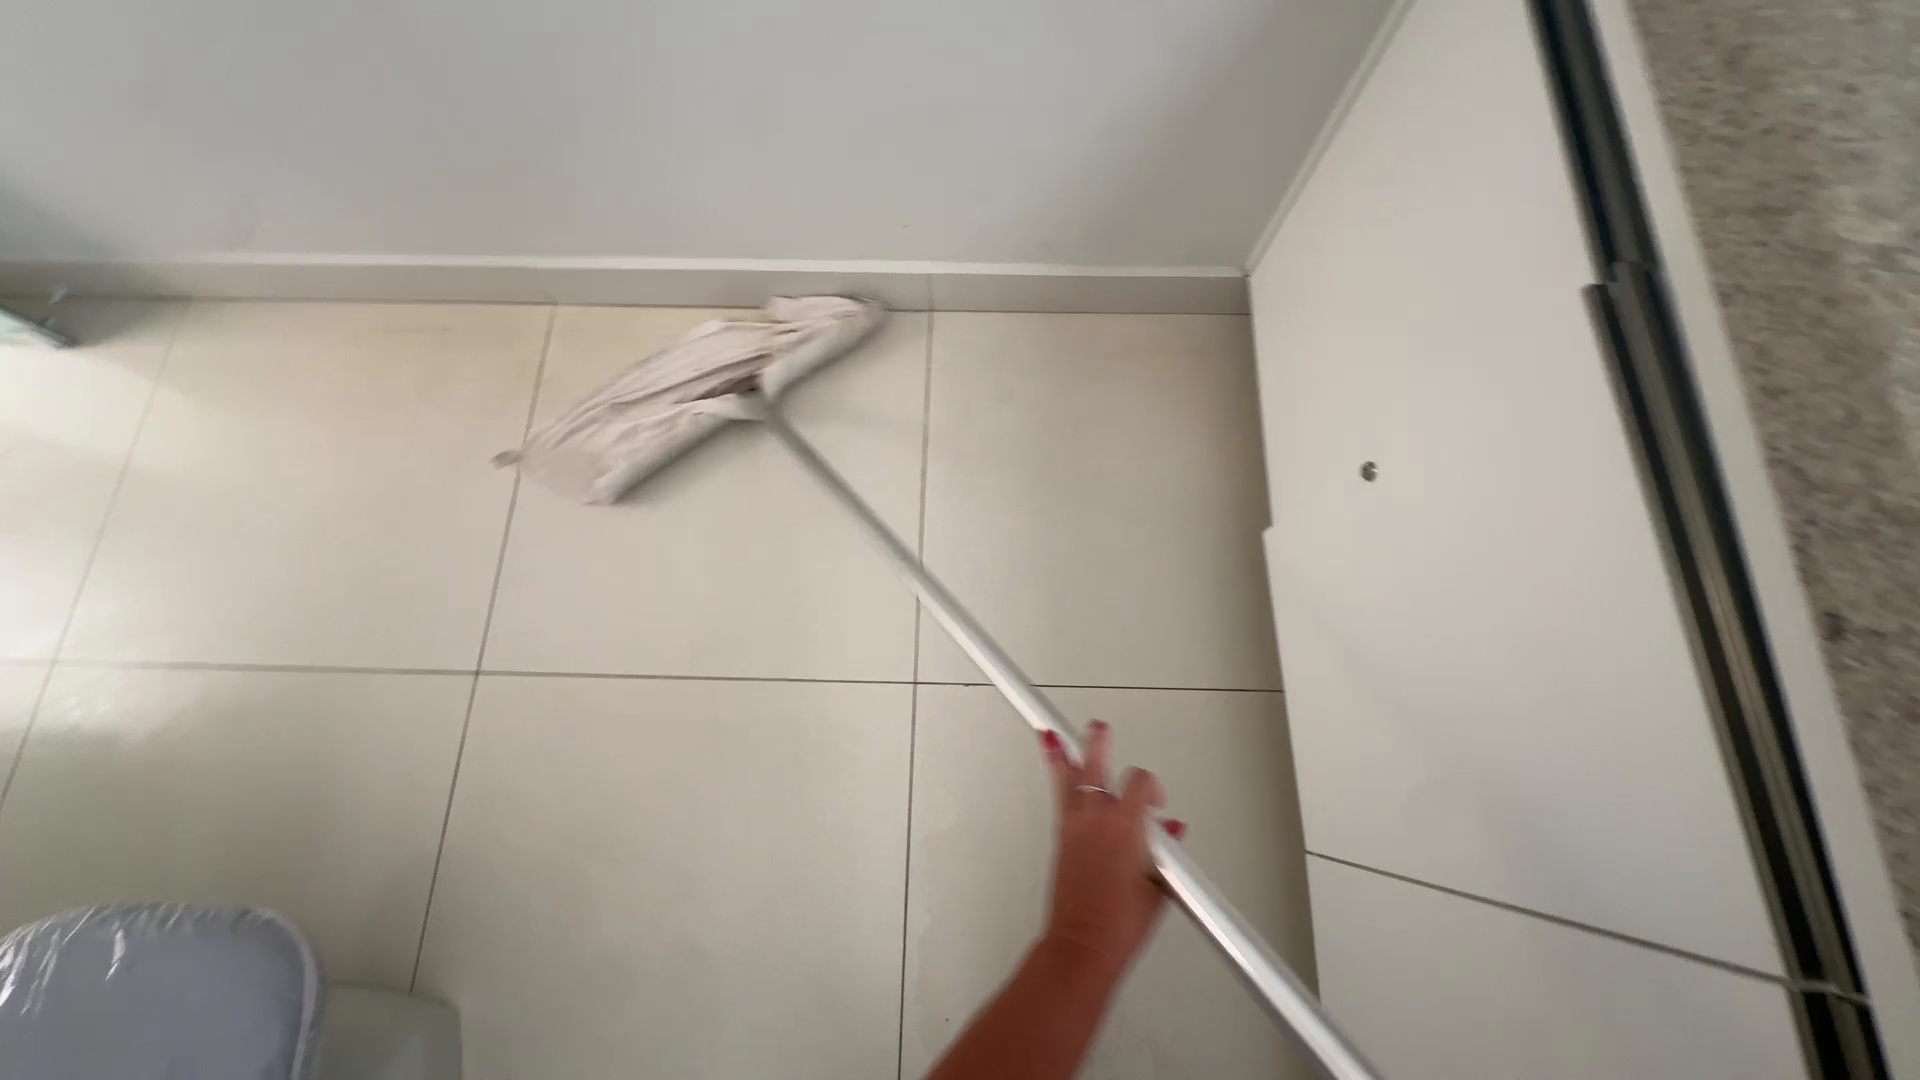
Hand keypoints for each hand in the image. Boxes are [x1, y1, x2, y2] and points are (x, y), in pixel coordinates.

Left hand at [1037, 720, 1185, 980]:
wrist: (1082, 944)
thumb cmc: (1120, 924)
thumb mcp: (1157, 887)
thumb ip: (1163, 852)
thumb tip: (1168, 833)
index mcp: (1126, 826)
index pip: (1141, 783)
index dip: (1153, 787)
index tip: (1156, 799)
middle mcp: (1096, 818)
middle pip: (1096, 766)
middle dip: (1097, 742)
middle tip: (1097, 726)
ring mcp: (1074, 825)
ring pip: (1069, 777)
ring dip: (1063, 753)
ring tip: (1050, 730)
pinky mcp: (1060, 837)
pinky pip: (1058, 796)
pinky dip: (1055, 776)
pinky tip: (1051, 763)